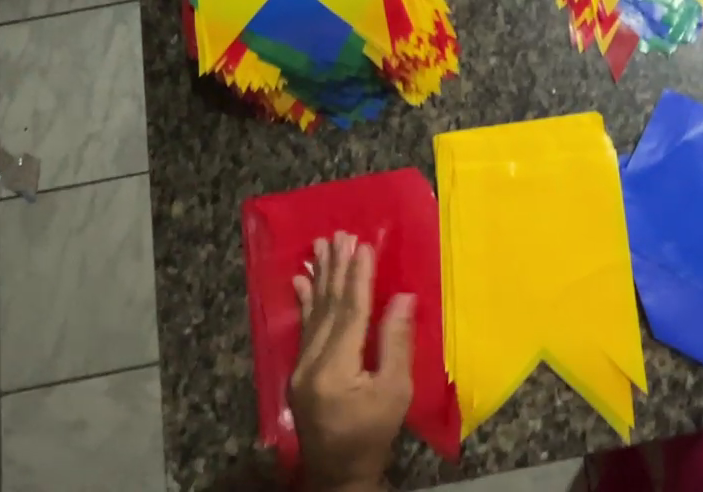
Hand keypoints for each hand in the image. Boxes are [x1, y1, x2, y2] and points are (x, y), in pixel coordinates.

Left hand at [290, 232, 415, 491]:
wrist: (338, 475)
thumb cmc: (374, 433)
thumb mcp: (394, 391)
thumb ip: (396, 342)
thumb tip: (403, 296)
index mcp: (335, 368)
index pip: (350, 311)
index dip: (358, 276)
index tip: (363, 244)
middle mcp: (311, 362)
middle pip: (328, 306)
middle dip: (336, 268)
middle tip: (339, 234)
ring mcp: (300, 367)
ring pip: (313, 313)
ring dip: (319, 276)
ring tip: (320, 246)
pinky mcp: (299, 373)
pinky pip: (303, 328)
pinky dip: (303, 301)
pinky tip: (299, 280)